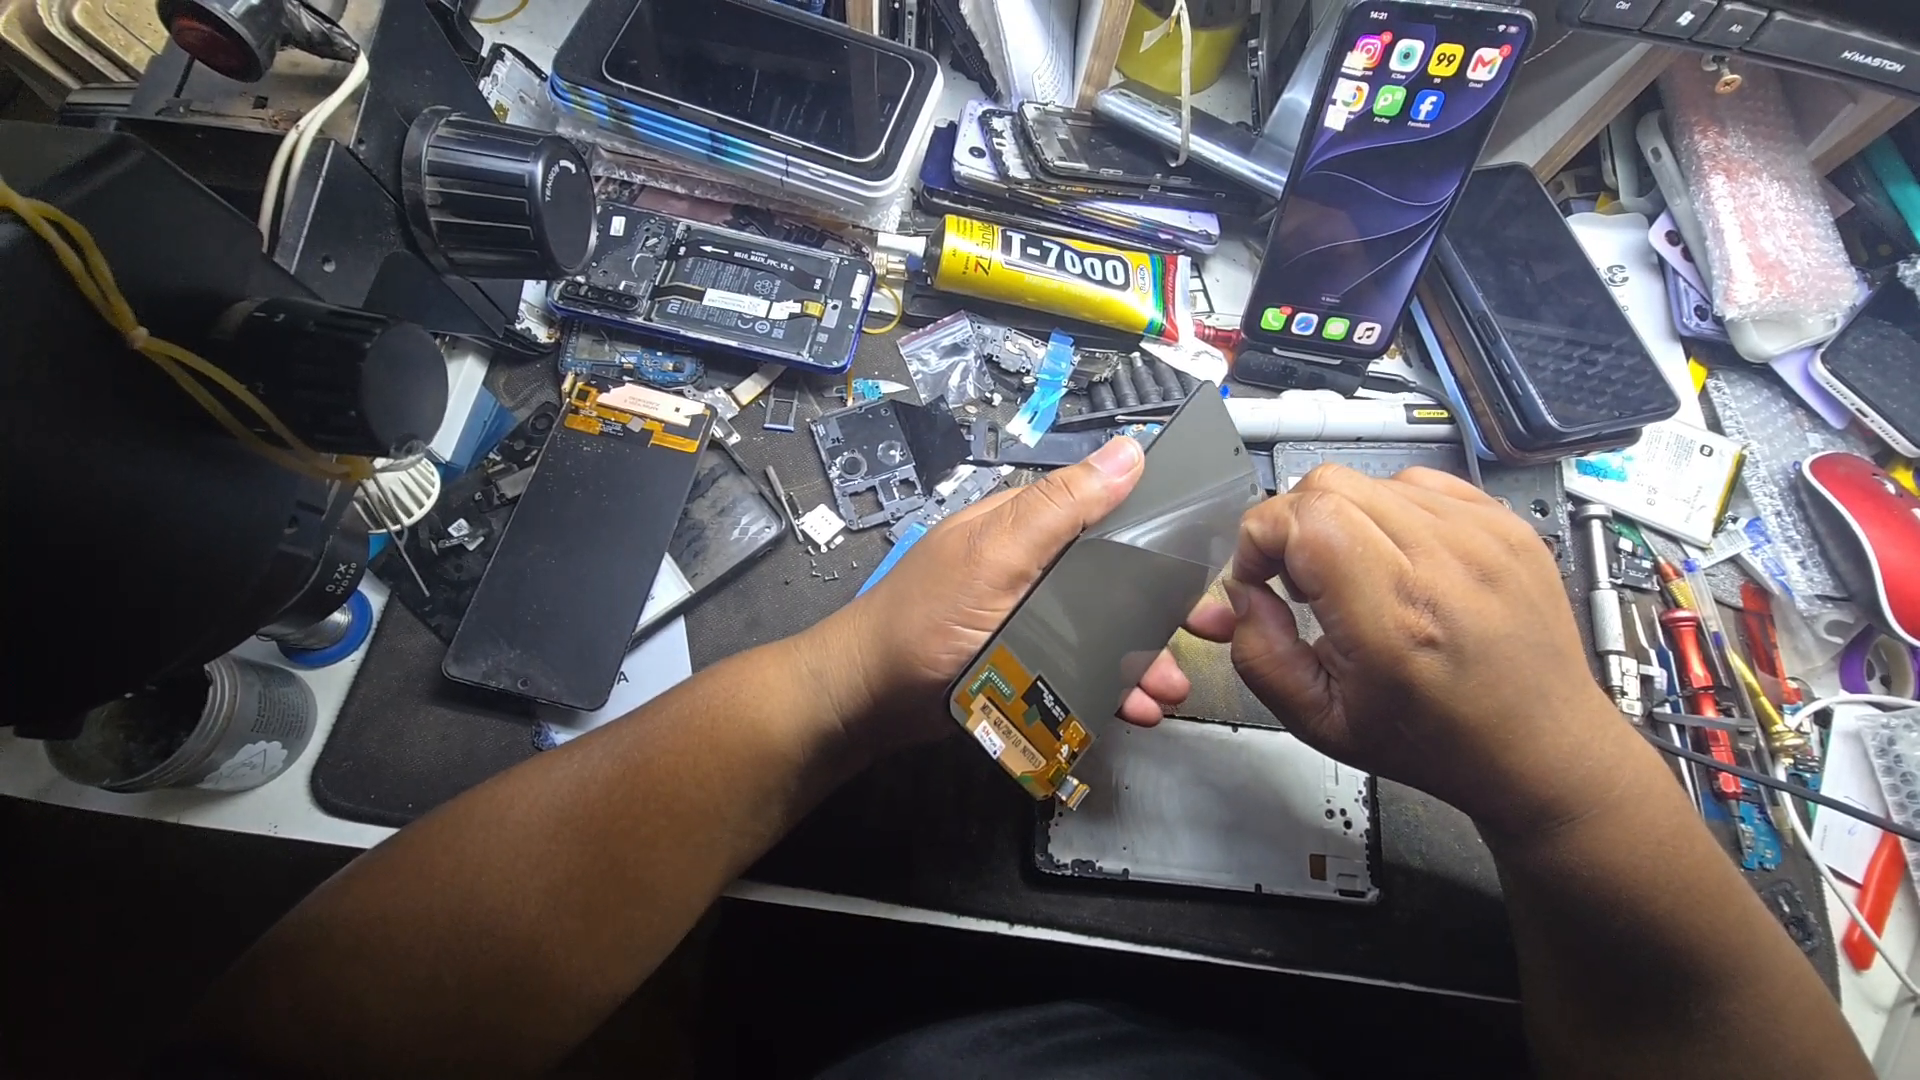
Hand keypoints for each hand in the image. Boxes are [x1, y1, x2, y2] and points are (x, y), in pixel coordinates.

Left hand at [797, 437, 1191, 753]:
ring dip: (1142, 657)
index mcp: (1027, 527)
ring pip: (1101, 630)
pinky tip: (1134, 708)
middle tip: (1208, 631)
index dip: (1158, 528)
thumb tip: (1128, 451)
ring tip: (1170, 690)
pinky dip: (1110, 687)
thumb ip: (1057, 508)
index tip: (1206, 557)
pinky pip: (1080, 670)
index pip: (1105, 510)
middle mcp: (1033, 568)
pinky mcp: (1025, 663)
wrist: (870, 698)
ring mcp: (1029, 618)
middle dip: (1162, 607)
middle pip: (1114, 579)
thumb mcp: (994, 555)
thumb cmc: (927, 617)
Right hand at [1186, 465, 1631, 837]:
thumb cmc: (1433, 741)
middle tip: (1296, 577)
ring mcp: (1483, 534)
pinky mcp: (1504, 523)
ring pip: (1365, 479)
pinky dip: (1381, 513)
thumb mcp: (1317, 720)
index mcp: (1394, 618)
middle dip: (1289, 525)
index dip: (1259, 538)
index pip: (1302, 517)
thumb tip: (1243, 592)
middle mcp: (1445, 563)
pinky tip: (1390, 560)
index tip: (1260, 577)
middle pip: (1325, 486)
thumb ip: (1258, 653)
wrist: (1543, 749)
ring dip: (1334, 519)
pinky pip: (1412, 483)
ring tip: (1348, 574)